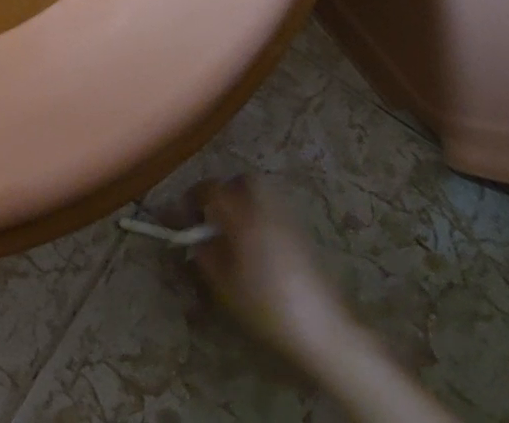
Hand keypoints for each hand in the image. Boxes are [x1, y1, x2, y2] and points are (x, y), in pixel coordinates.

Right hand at [190, 174, 349, 362]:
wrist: (322, 328)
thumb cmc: (266, 306)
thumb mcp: (224, 285)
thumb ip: (205, 255)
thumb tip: (197, 239)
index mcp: (244, 219)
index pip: (213, 190)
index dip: (194, 197)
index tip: (186, 215)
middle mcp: (268, 210)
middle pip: (245, 181)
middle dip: (226, 190)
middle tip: (214, 215)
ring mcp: (290, 220)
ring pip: (264, 192)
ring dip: (245, 200)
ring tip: (235, 228)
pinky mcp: (304, 234)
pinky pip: (277, 209)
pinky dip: (262, 214)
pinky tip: (257, 242)